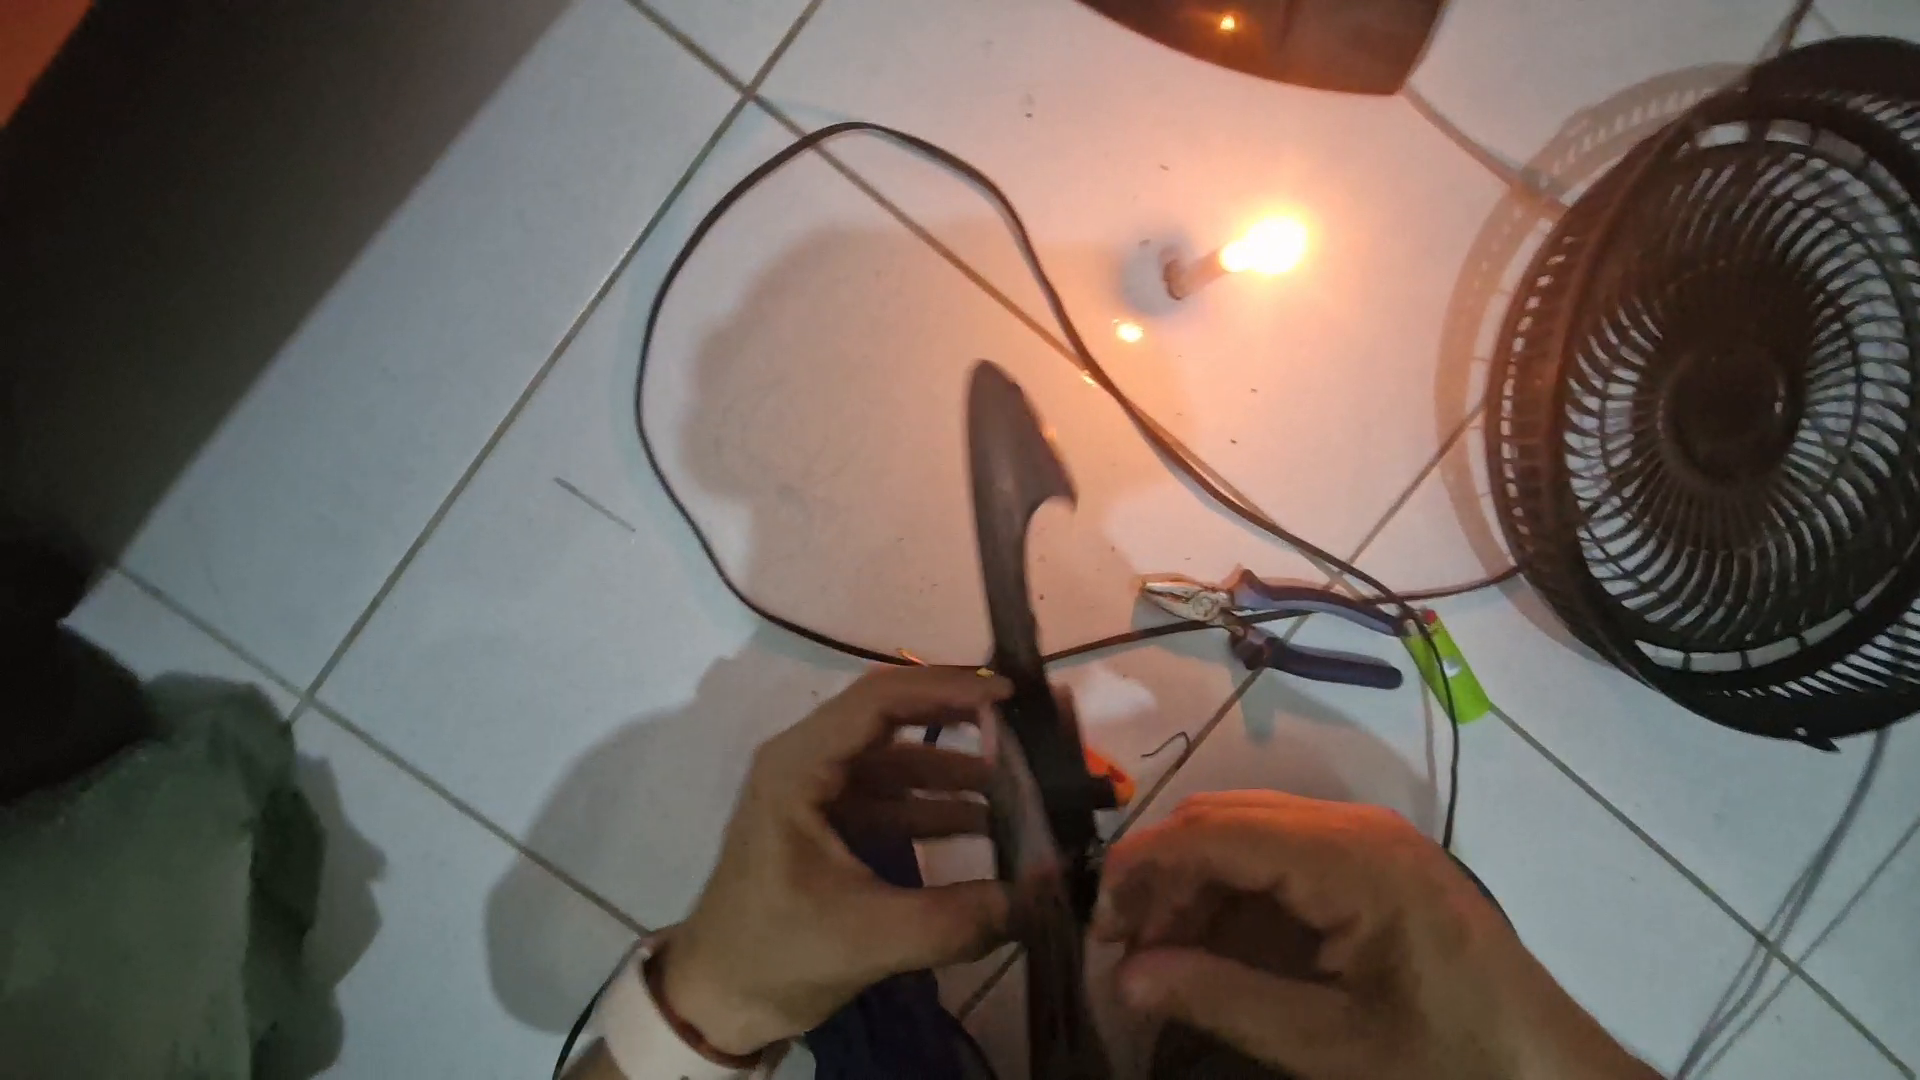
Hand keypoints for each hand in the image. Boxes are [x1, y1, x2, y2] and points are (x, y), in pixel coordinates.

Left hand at [658, 666, 1014, 1056]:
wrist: (717, 1001)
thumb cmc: (774, 955)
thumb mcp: (866, 939)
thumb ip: (955, 918)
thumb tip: (1037, 895)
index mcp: (798, 766)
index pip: (877, 700)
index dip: (943, 688)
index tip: (1004, 695)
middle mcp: (807, 760)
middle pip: (890, 717)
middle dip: (955, 717)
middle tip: (1019, 722)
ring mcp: (819, 788)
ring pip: (896, 757)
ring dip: (952, 768)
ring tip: (1016, 781)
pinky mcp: (831, 818)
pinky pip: (892, 796)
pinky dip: (935, 803)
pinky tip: (984, 822)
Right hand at [1093, 791, 1657, 1079]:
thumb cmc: (1459, 1072)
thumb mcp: (1335, 1049)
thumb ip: (1223, 1000)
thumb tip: (1124, 978)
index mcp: (1352, 858)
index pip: (1217, 832)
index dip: (1146, 865)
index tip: (1099, 916)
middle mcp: (1352, 825)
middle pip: (1223, 820)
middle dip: (1162, 872)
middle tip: (1122, 939)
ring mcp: (1363, 837)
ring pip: (1242, 832)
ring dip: (1192, 882)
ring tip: (1159, 948)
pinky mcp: (1367, 860)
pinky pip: (1274, 854)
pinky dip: (1230, 892)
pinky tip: (1212, 940)